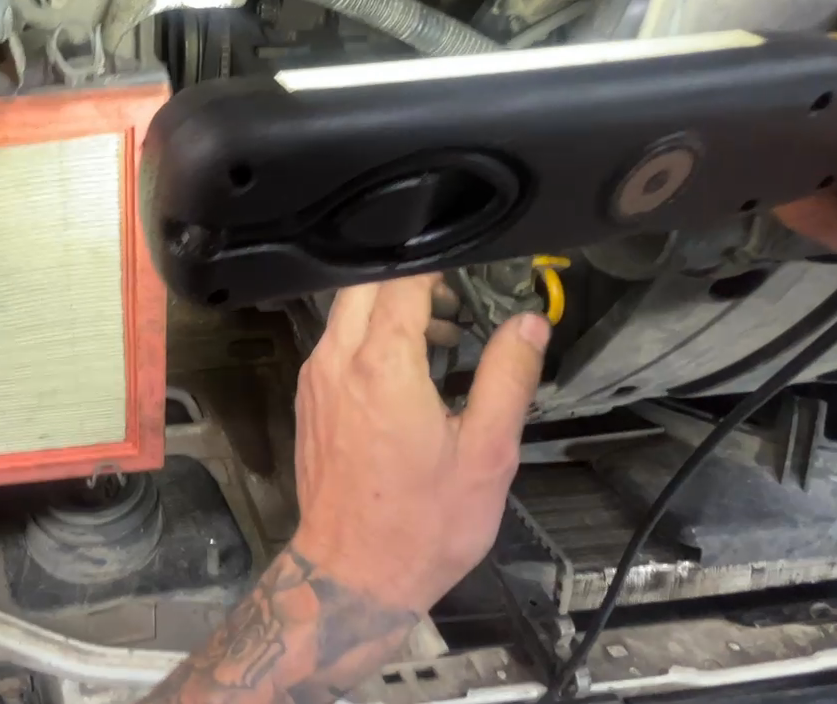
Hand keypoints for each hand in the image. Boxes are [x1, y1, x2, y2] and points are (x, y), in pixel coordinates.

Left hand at [291, 276, 548, 613]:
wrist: (353, 569)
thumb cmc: (424, 520)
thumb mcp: (487, 452)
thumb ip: (508, 377)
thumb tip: (528, 322)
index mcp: (381, 364)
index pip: (401, 281)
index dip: (436, 267)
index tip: (469, 269)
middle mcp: (336, 358)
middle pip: (363, 284)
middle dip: (408, 279)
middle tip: (456, 300)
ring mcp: (314, 374)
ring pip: (345, 310)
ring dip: (388, 307)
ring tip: (441, 336)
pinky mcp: (309, 393)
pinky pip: (336, 340)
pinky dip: (368, 333)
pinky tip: (406, 366)